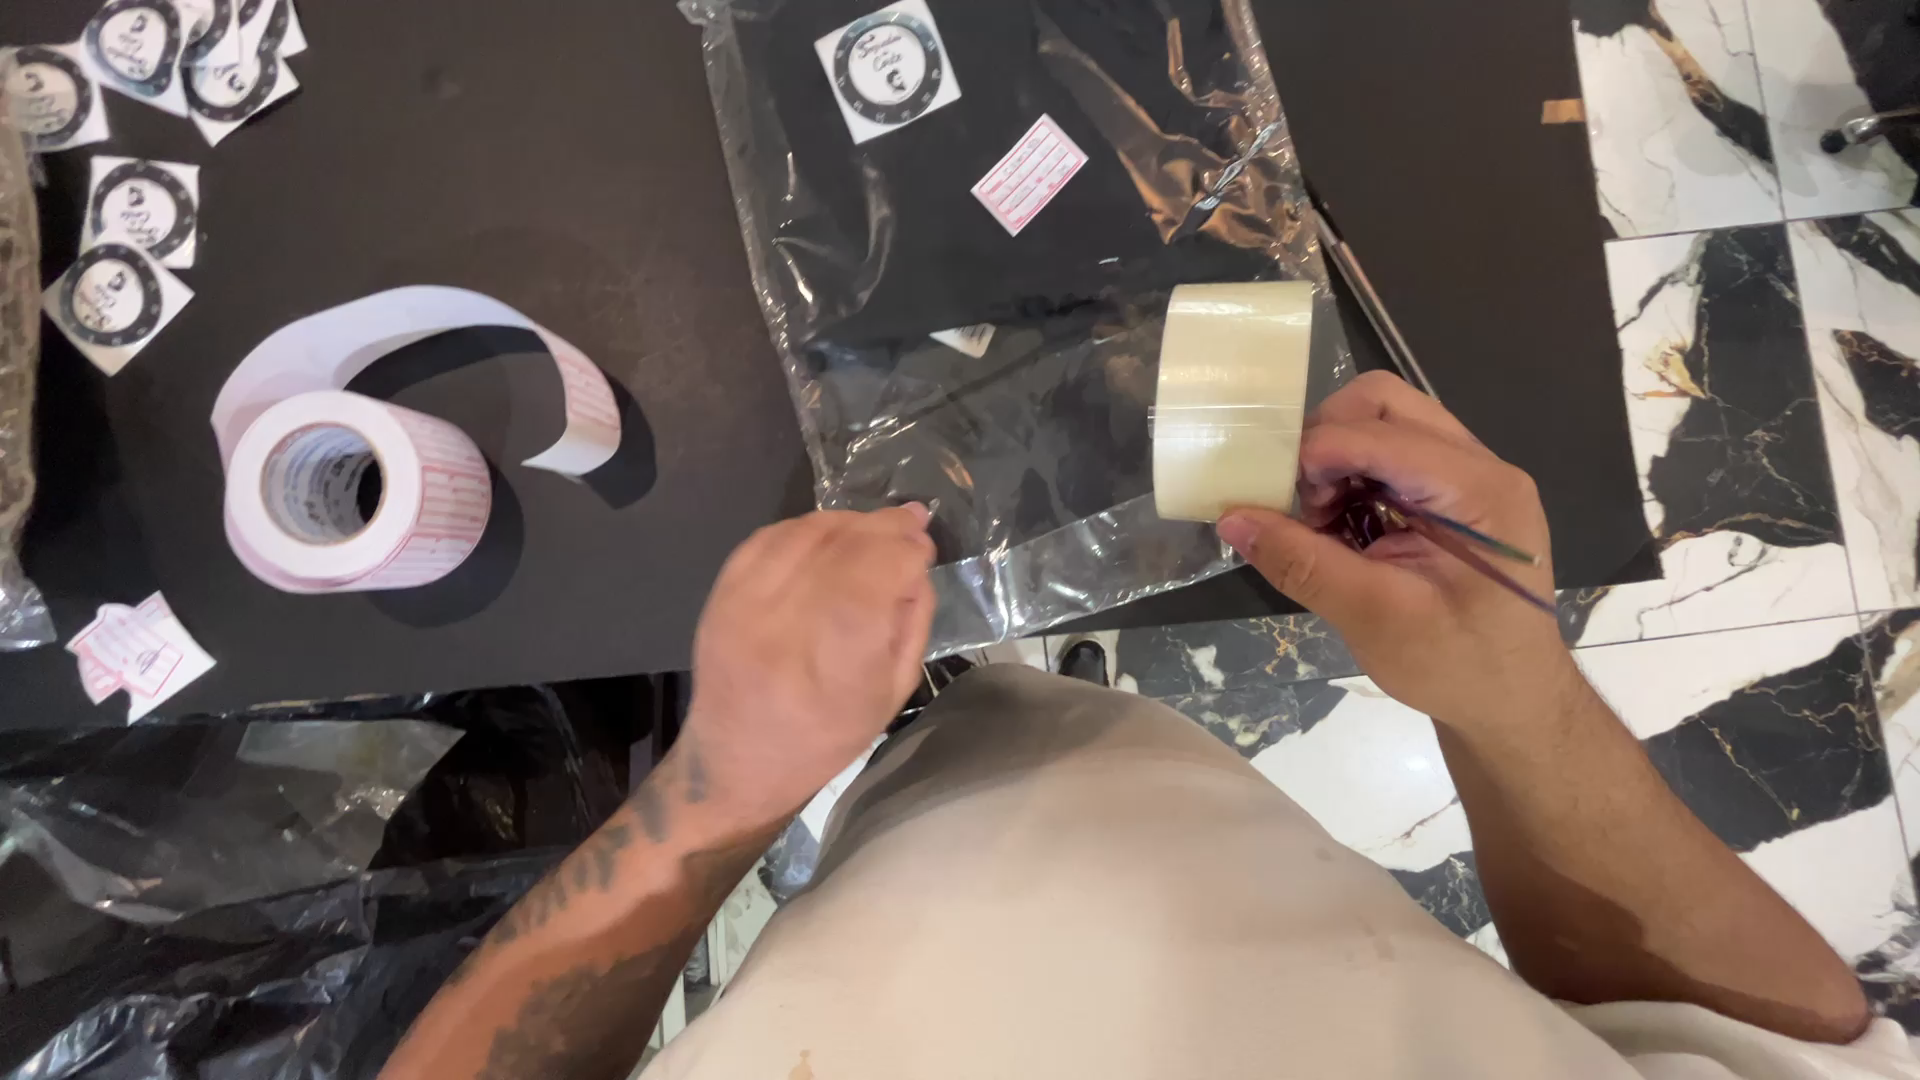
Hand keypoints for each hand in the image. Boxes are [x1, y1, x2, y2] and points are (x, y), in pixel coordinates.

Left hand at [679, 506, 936, 826]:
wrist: (740, 763)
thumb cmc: (828, 736)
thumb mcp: (894, 691)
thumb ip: (912, 621)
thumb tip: (914, 565)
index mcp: (840, 654)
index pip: (883, 567)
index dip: (911, 547)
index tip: (924, 548)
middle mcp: (789, 621)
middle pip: (849, 541)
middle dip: (887, 526)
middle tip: (910, 524)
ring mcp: (747, 603)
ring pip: (808, 530)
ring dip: (849, 521)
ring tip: (871, 530)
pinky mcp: (721, 596)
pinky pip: (768, 536)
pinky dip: (805, 527)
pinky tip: (827, 535)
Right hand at [1214, 372, 1578, 727]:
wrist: (1511, 701)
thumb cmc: (1457, 664)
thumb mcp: (1372, 618)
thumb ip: (1301, 563)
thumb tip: (1231, 519)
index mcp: (1477, 489)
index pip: (1377, 432)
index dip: (1313, 458)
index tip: (1278, 508)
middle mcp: (1476, 466)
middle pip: (1381, 403)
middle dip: (1323, 442)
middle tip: (1305, 503)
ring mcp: (1462, 476)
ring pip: (1378, 422)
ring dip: (1332, 460)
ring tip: (1321, 521)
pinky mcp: (1444, 494)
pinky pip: (1382, 455)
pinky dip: (1345, 478)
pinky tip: (1338, 527)